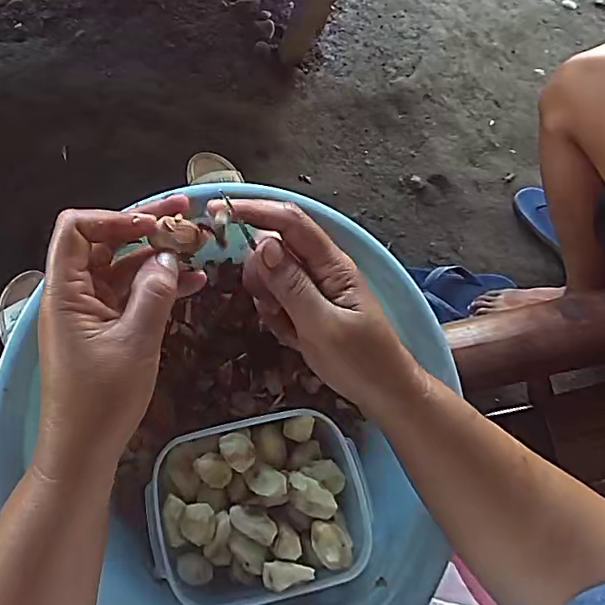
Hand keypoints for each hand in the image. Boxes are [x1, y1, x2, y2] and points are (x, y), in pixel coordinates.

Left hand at [35, 196, 207, 479]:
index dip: (114, 219)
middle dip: (145, 227)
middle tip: (185, 213)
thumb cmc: (100, 401)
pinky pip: (131, 292)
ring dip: (158, 255)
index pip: (76, 228)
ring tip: (197, 245)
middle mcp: (74, 292)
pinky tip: (191, 281)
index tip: (152, 225)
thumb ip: (154, 293)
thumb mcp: (135, 342)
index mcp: (65, 290)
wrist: (82, 452)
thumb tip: (170, 256)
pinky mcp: (105, 325)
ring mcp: (90, 308)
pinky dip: (157, 284)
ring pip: (123, 266)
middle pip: (105, 242)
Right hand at [212, 199, 427, 412]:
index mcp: (332, 264)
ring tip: (286, 325)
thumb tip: (263, 244)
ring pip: (270, 273)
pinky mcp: (306, 304)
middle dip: (259, 271)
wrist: (387, 395)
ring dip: (267, 297)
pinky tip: (292, 336)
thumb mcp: (323, 326)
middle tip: (268, 305)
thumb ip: (291, 285)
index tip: (217, 210)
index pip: (289, 221)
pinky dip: (275, 315)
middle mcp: (322, 266)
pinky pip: (275, 297)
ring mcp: (314, 285)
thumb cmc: (363, 362)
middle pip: (274, 246)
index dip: (253, 209)